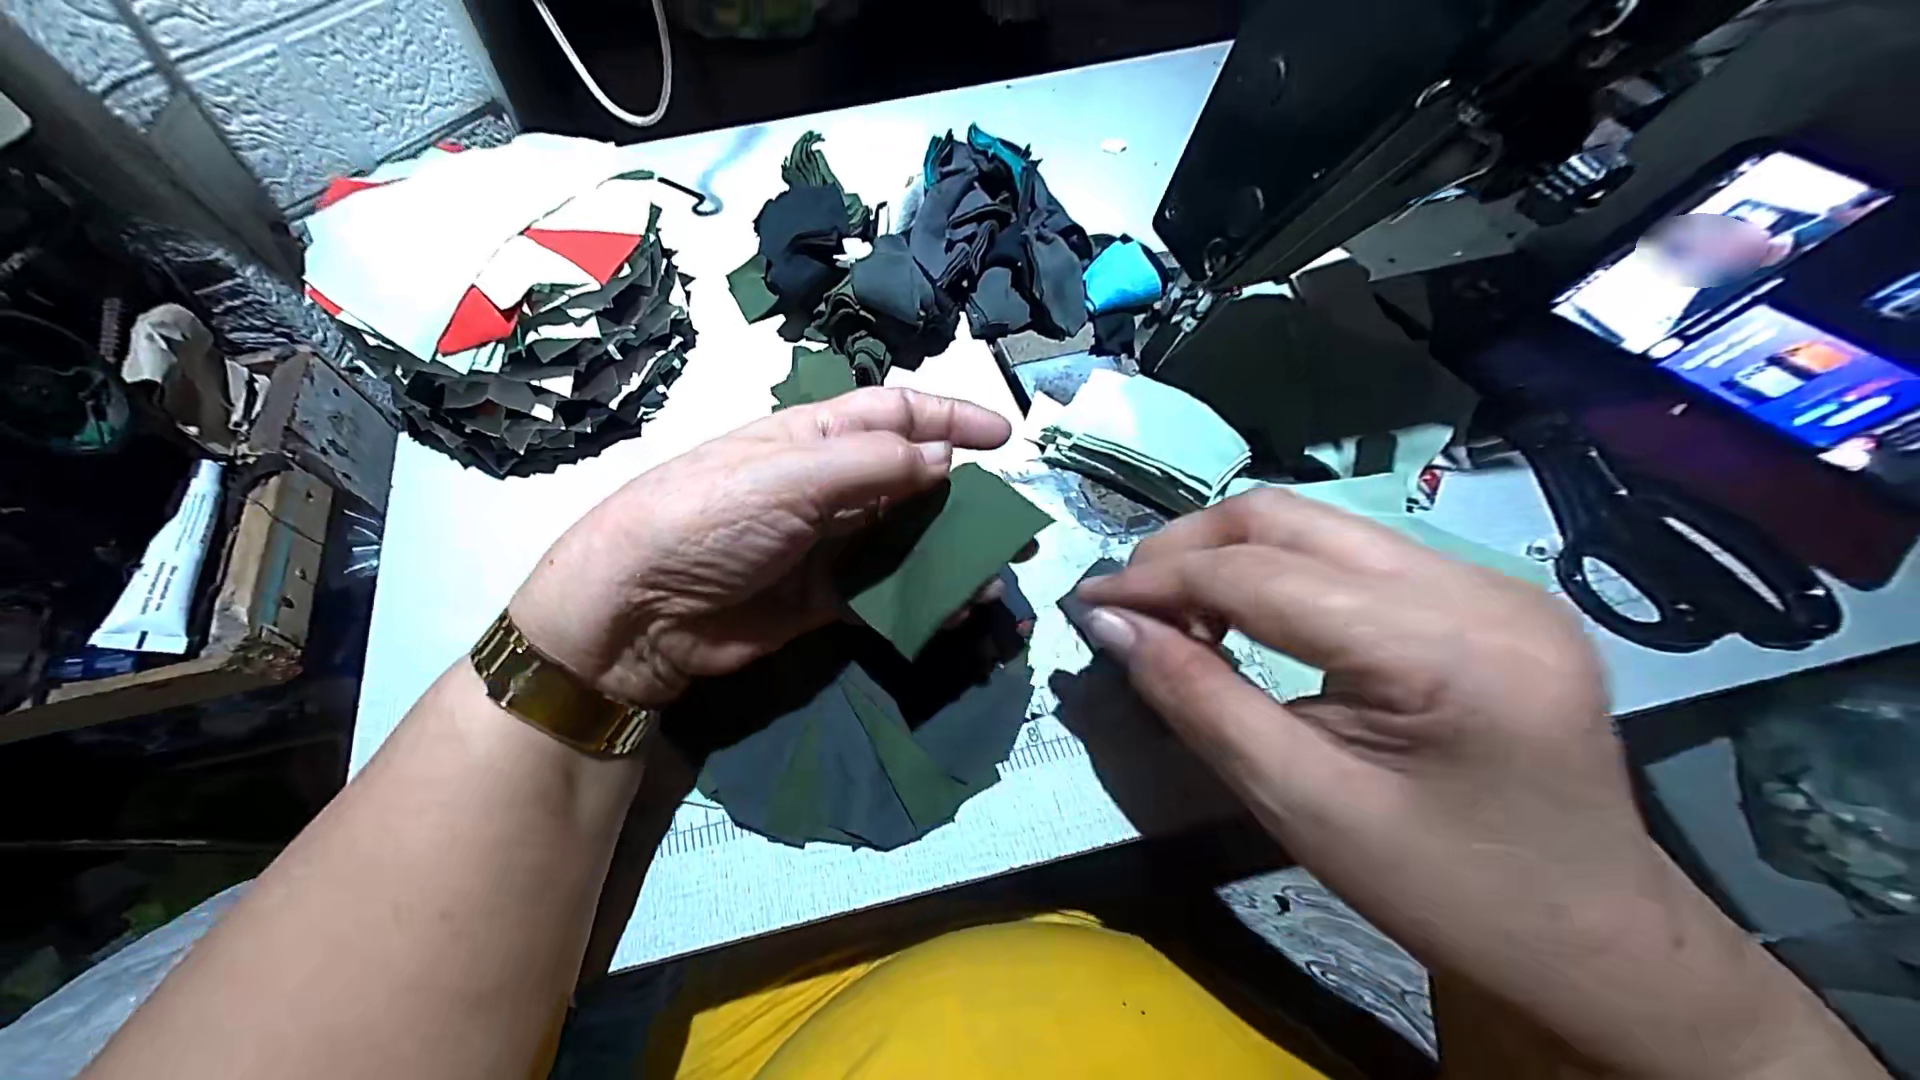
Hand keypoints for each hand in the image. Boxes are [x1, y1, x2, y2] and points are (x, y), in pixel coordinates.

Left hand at [509, 388, 1011, 707]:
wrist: (638, 612)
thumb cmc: (710, 518)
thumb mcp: (791, 476)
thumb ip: (873, 465)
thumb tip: (944, 458)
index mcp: (820, 439)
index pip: (898, 414)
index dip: (951, 419)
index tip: (1003, 438)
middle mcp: (831, 488)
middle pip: (913, 482)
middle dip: (966, 497)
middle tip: (1012, 525)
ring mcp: (830, 545)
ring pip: (907, 540)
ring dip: (952, 553)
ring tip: (992, 574)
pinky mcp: (826, 598)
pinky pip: (888, 592)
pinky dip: (923, 599)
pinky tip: (953, 609)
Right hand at [1074, 489, 1877, 1079]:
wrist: (1595, 937)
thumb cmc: (1444, 890)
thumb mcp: (1298, 802)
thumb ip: (1195, 698)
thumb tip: (1109, 623)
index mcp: (1446, 648)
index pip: (1261, 575)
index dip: (1159, 579)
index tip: (1089, 599)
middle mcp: (1476, 585)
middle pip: (1287, 518)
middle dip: (1187, 548)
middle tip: (1130, 599)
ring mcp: (1487, 579)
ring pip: (1312, 523)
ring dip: (1225, 555)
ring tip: (1177, 609)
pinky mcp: (1479, 590)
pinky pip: (1345, 551)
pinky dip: (1271, 571)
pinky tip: (1245, 613)